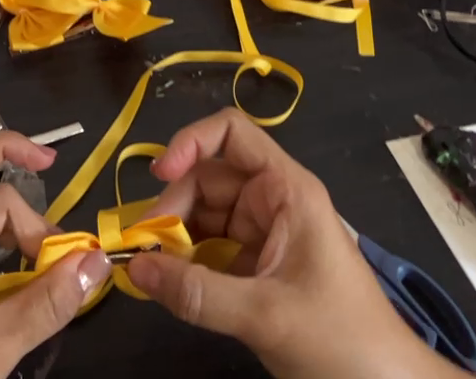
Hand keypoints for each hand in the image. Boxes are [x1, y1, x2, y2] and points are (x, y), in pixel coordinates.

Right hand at [125, 110, 465, 378]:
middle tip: (145, 248)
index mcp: (286, 190)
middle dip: (173, 205)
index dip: (189, 142)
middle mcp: (271, 200)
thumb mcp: (267, 316)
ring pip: (203, 214)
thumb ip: (197, 293)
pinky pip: (210, 248)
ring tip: (152, 269)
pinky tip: (170, 284)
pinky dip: (186, 261)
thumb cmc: (342, 341)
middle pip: (206, 177)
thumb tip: (133, 269)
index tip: (160, 178)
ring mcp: (264, 233)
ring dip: (175, 236)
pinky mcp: (257, 266)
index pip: (230, 133)